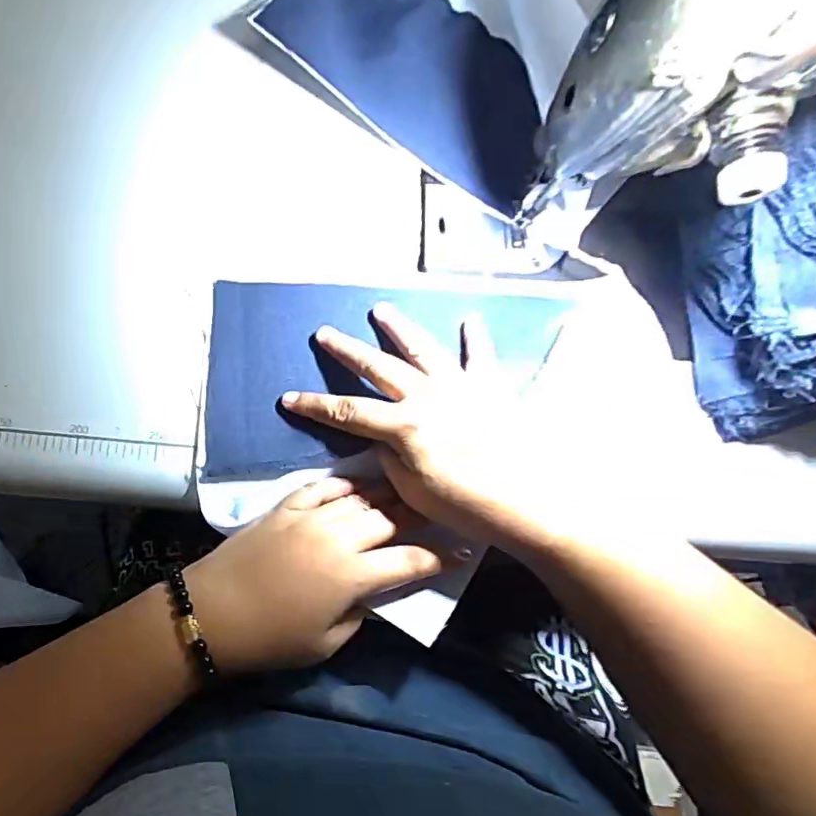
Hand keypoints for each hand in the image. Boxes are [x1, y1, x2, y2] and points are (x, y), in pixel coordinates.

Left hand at [183, 477, 444, 673]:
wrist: (212, 613)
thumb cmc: (271, 639)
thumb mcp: (327, 642)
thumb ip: (360, 613)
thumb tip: (375, 592)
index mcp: (354, 575)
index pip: (410, 560)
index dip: (440, 558)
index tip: (460, 554)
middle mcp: (339, 538)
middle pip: (391, 518)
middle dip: (419, 516)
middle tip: (436, 513)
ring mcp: (310, 517)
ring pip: (361, 497)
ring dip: (387, 495)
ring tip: (404, 492)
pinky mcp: (284, 508)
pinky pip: (323, 487)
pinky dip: (343, 484)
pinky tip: (356, 484)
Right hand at [279, 304, 589, 557]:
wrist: (526, 503)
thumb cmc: (465, 505)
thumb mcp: (413, 491)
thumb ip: (392, 460)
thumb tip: (385, 440)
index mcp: (404, 426)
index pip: (347, 412)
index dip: (314, 405)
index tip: (288, 397)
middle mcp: (428, 396)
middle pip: (378, 367)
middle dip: (347, 351)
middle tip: (325, 333)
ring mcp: (461, 387)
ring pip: (422, 349)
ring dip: (399, 329)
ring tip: (382, 311)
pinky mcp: (491, 388)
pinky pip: (481, 357)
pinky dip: (476, 338)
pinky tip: (470, 320)